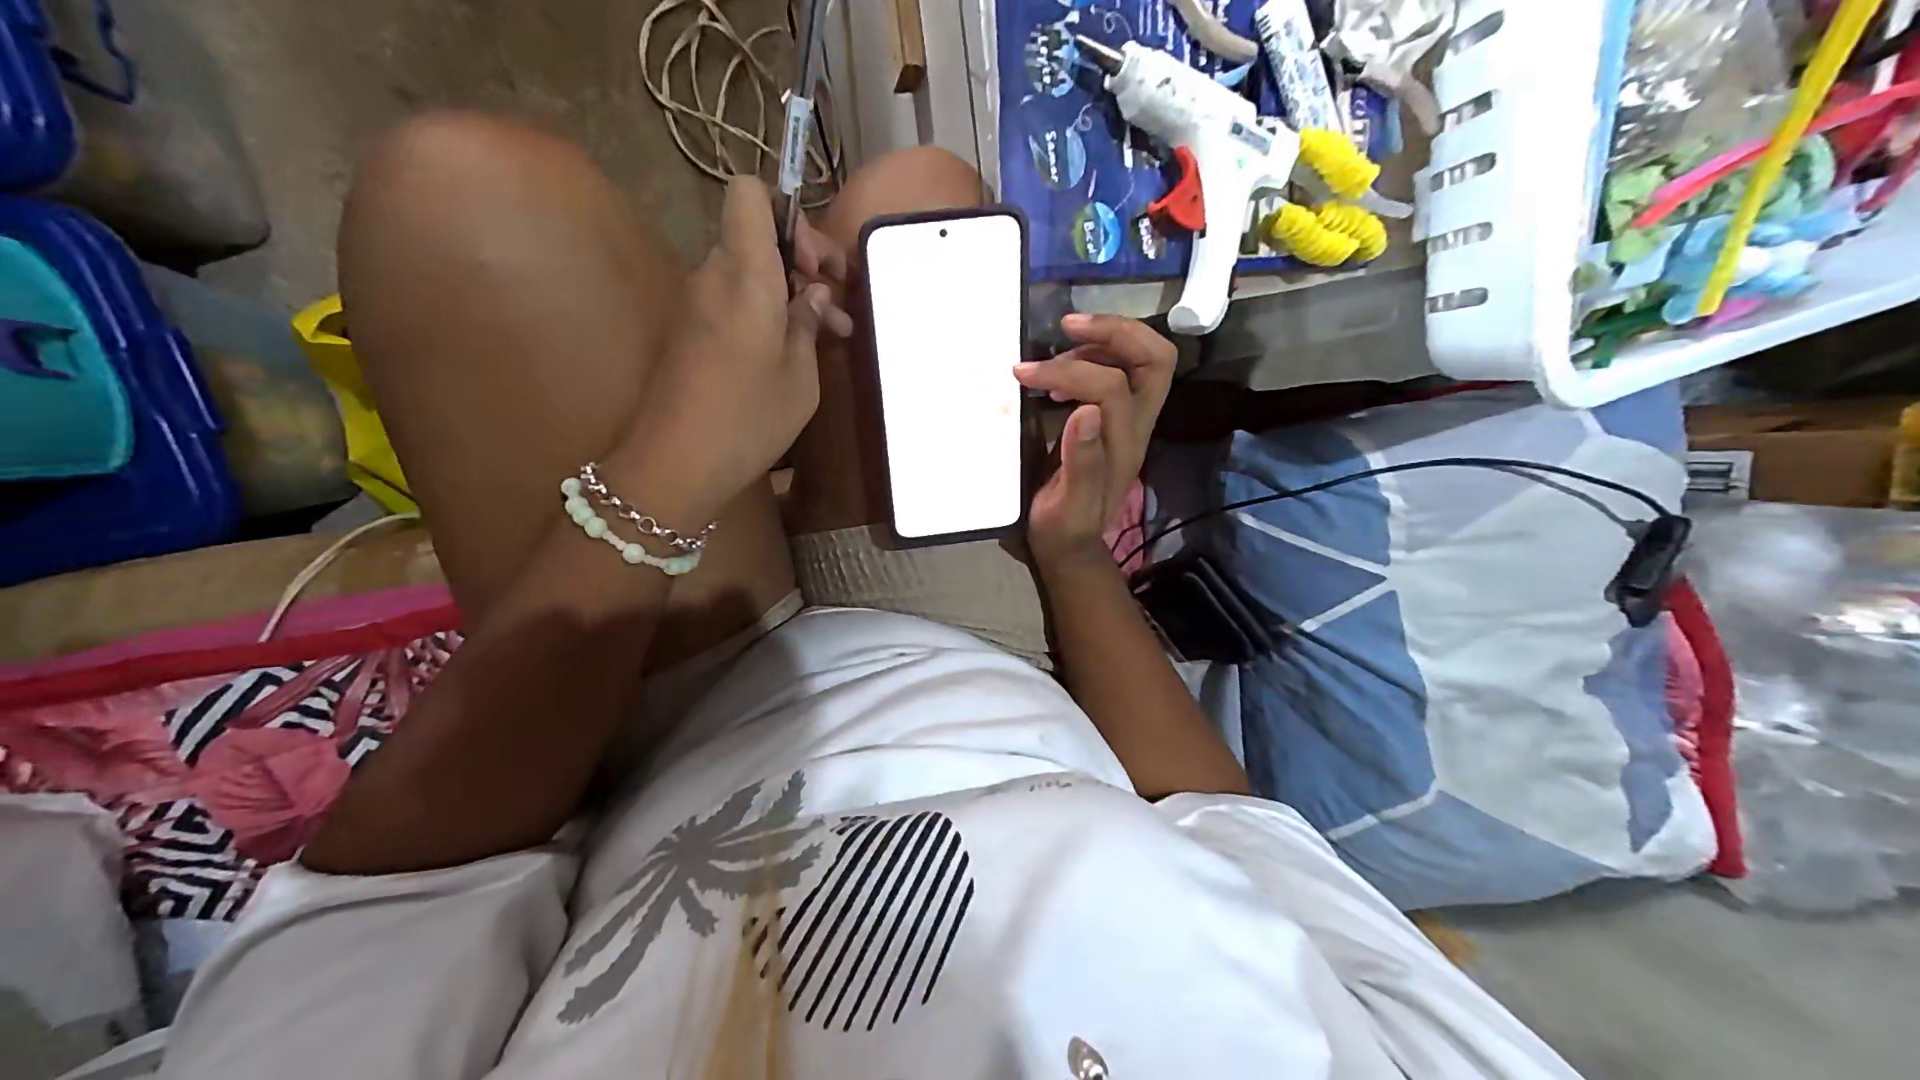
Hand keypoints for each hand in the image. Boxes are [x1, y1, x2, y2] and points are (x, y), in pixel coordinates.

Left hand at [622, 178, 852, 522]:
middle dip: (801, 260)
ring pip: (748, 271)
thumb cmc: (748, 419)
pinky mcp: (691, 329)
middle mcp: (714, 275)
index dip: (787, 212)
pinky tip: (793, 350)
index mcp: (745, 276)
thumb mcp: (800, 377)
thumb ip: (807, 324)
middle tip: (836, 305)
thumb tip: (811, 294)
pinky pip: (733, 299)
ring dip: (788, 292)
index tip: (814, 262)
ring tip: (829, 335)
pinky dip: (765, 311)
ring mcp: (697, 302)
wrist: (675, 465)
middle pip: (755, 234)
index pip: (750, 195)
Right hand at [1017, 314, 1176, 568]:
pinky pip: (1122, 371)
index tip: (1024, 374)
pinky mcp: (1115, 418)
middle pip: (1155, 360)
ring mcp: (1129, 420)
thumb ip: (1080, 463)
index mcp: (1123, 446)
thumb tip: (1086, 411)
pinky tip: (1060, 367)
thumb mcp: (1066, 507)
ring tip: (1059, 343)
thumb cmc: (1062, 529)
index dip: (1068, 372)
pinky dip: (1095, 355)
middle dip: (1117, 331)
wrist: (1071, 547)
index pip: (1111, 387)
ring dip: (1104, 340)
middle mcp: (1136, 426)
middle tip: (1068, 325)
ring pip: (1141, 360)